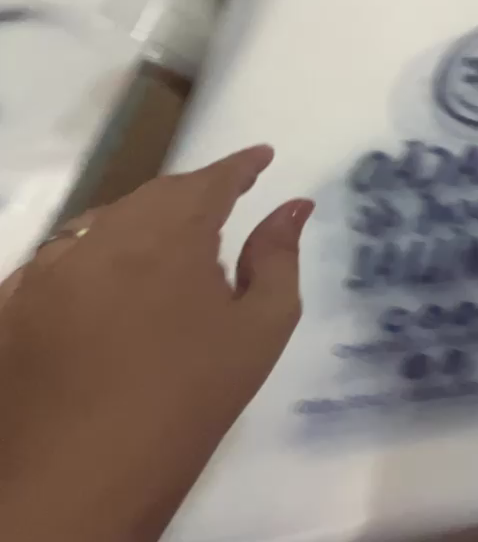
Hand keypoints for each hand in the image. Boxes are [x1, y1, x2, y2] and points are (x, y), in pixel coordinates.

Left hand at [0, 145, 311, 541]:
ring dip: (143, 215)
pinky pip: (56, 258)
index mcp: (165, 243)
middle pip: (148, 197)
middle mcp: (94, 248)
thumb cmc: (195, 392)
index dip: (237, 166)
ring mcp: (39, 281)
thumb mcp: (263, 322)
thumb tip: (294, 206)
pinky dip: (97, 247)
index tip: (263, 155)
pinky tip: (117, 268)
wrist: (80, 477)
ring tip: (178, 225)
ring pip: (97, 223)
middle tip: (230, 188)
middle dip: (191, 188)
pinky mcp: (7, 313)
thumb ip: (279, 256)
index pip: (205, 184)